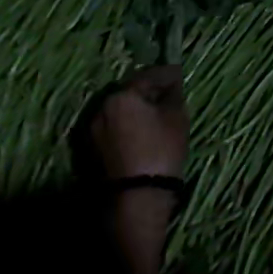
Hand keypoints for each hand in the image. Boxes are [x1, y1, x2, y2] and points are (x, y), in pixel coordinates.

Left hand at [91, 65, 188, 179]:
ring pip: (121, 111)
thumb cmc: (160, 149)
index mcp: (122, 95)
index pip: (149, 76)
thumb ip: (173, 94)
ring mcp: (94, 130)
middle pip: (131, 92)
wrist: (137, 198)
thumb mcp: (176, 117)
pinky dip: (128, 126)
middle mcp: (102, 108)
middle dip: (149, 92)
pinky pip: (114, 128)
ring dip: (137, 110)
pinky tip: (142, 133)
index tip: (180, 77)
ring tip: (155, 117)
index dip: (167, 75)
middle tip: (168, 96)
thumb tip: (172, 83)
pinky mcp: (92, 150)